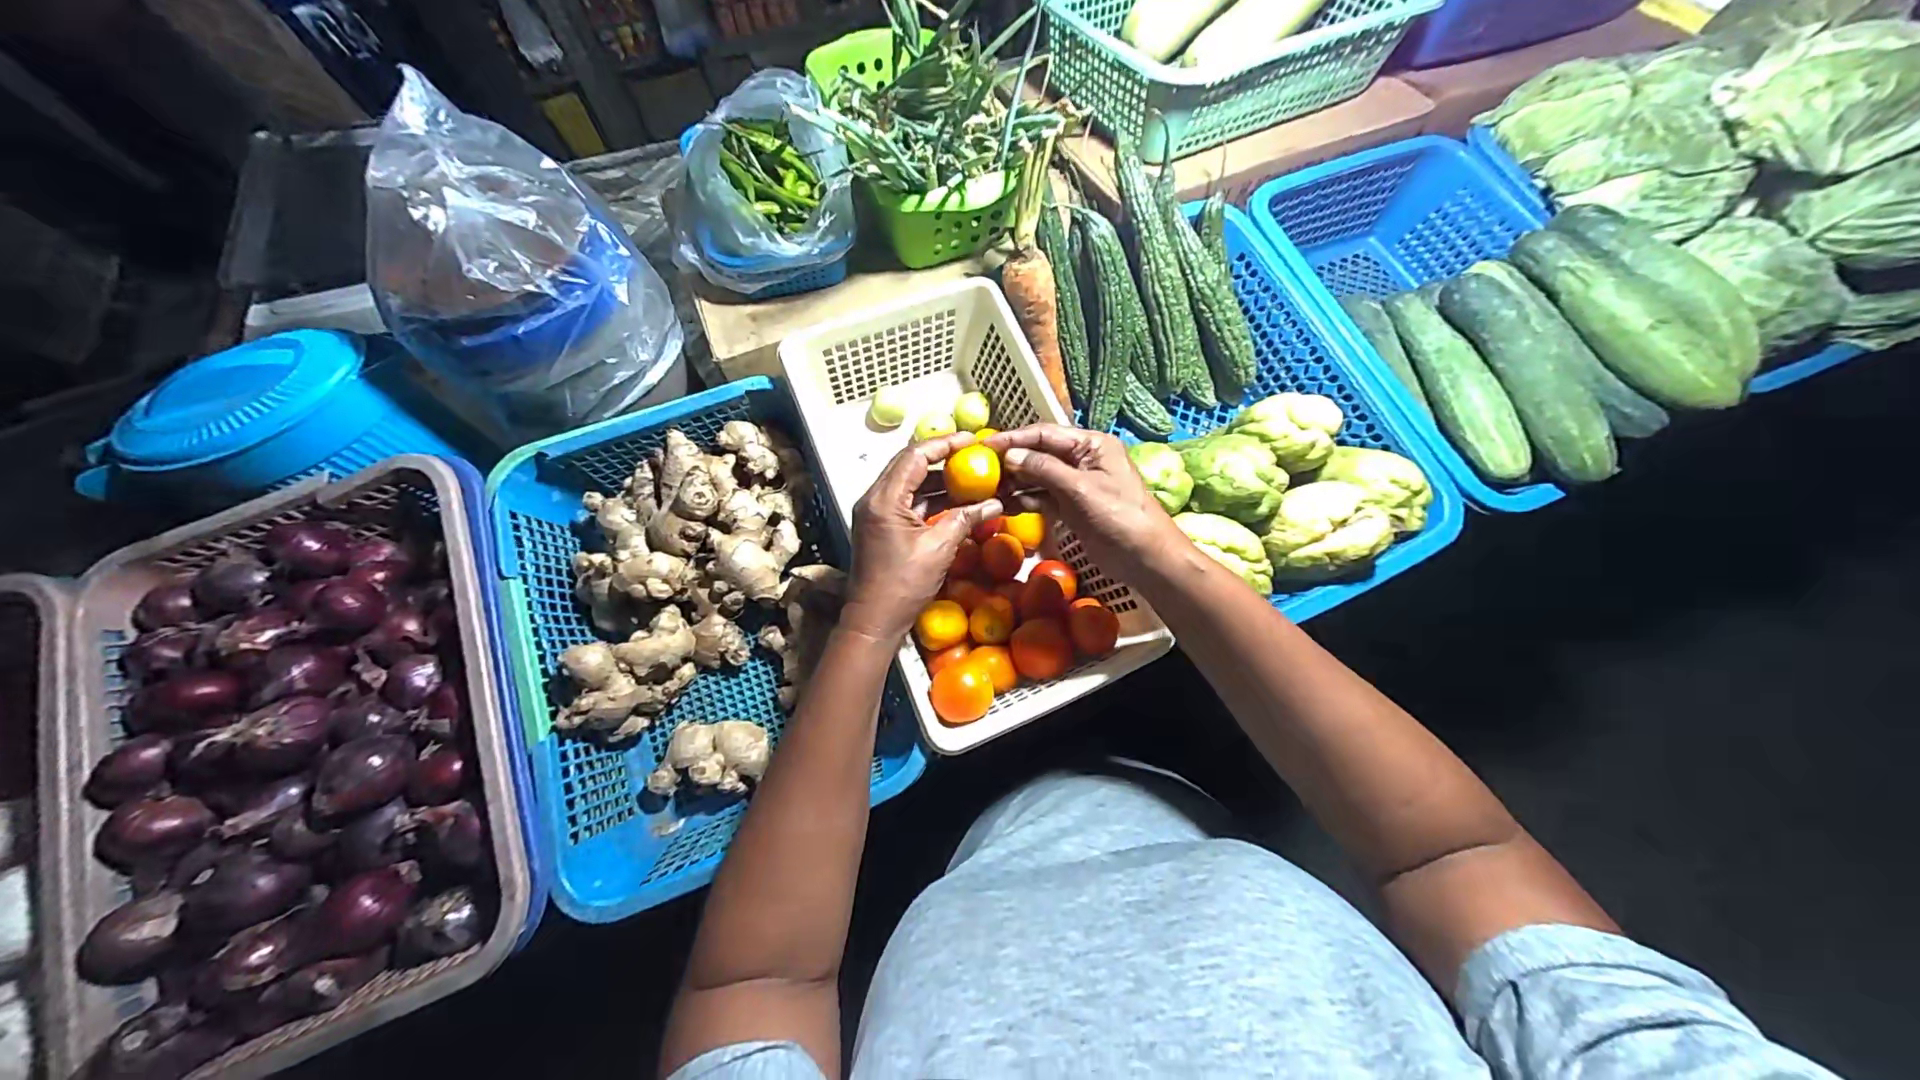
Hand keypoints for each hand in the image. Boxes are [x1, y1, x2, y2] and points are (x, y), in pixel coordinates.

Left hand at [841, 433, 1003, 645]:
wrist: (873, 620)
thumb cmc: (902, 585)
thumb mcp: (939, 548)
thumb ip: (965, 519)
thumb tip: (994, 502)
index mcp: (883, 499)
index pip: (915, 456)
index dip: (945, 444)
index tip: (972, 440)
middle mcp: (874, 499)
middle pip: (909, 464)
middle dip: (943, 458)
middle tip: (973, 455)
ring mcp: (876, 513)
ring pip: (909, 484)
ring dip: (939, 480)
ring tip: (971, 477)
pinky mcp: (881, 527)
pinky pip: (908, 502)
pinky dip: (931, 500)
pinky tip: (956, 502)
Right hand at [982, 425, 1187, 587]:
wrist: (1144, 557)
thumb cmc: (1120, 517)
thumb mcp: (1081, 489)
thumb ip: (1044, 469)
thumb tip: (1011, 455)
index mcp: (1091, 444)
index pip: (1045, 434)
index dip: (1014, 438)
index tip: (985, 444)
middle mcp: (1082, 459)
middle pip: (1038, 453)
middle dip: (1011, 460)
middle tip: (980, 470)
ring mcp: (1075, 483)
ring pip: (1037, 476)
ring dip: (1014, 481)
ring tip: (988, 489)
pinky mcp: (1070, 505)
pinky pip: (1041, 496)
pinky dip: (1024, 499)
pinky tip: (1005, 504)